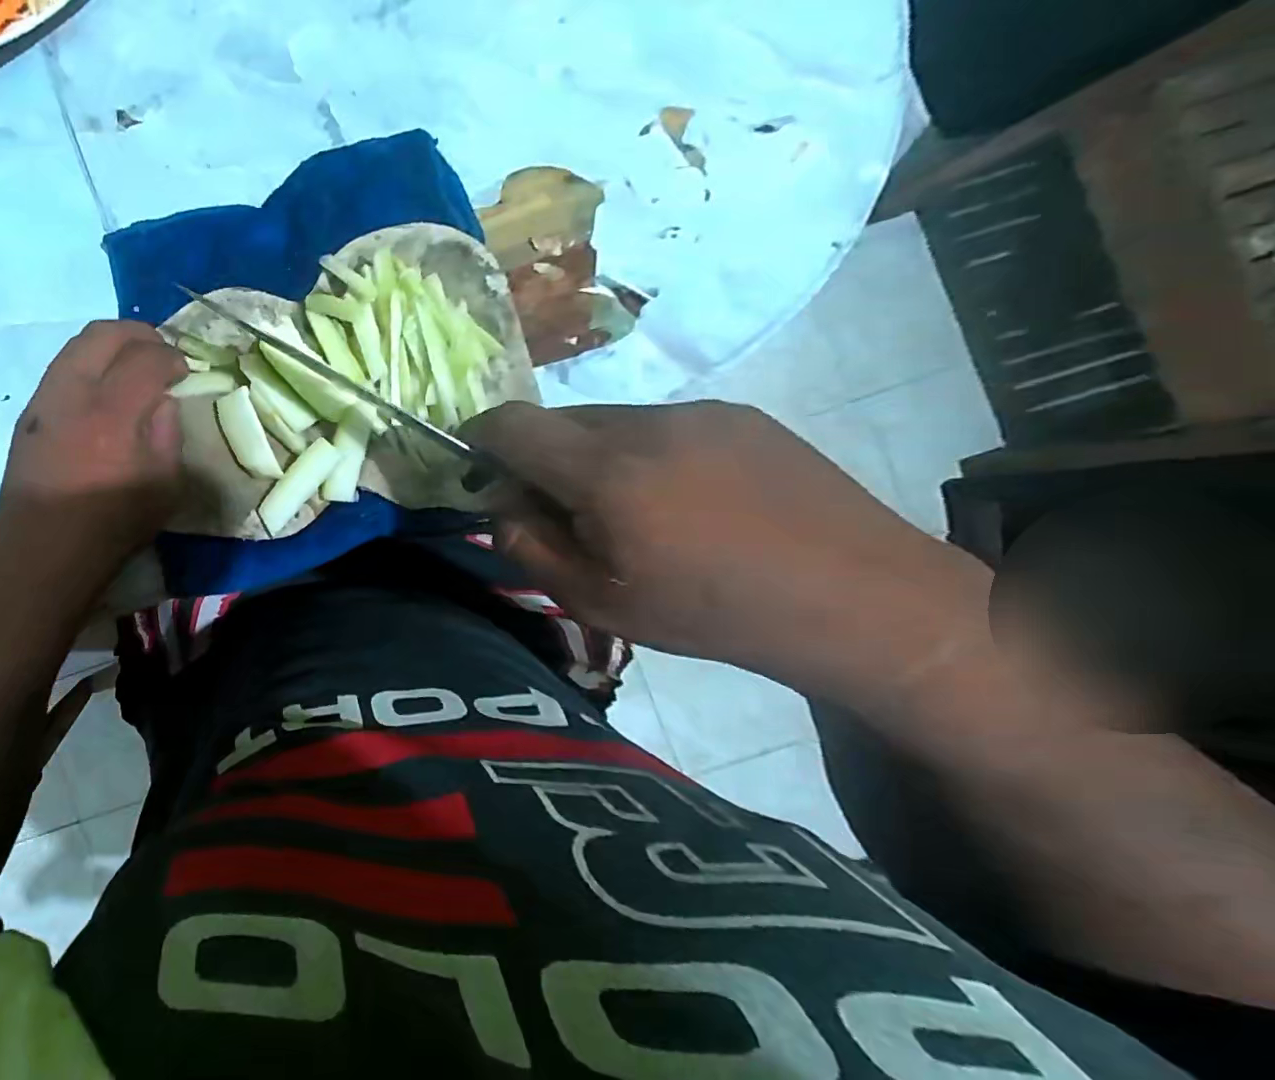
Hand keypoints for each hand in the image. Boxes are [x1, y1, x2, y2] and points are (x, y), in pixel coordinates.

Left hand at [0, 321, 185, 575]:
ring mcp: (44, 400)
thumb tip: (163, 401)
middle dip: (140, 335)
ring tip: (132, 364)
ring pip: (77, 345)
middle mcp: (73, 394)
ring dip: (111, 344)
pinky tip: (103, 389)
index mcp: (114, 415)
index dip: (172, 357)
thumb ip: (170, 434)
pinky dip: (89, 363)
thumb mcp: (165, 488)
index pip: (146, 359)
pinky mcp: (28, 414)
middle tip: (161, 352)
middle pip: (105, 334)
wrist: (45, 551)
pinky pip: (61, 368)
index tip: (186, 371)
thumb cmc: (112, 526)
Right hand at [464, 401, 992, 707]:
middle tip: (561, 514)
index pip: (512, 424)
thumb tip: (501, 504)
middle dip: (540, 460)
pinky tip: (684, 503)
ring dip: (593, 458)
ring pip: (610, 422)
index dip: (480, 438)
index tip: (478, 468)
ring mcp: (699, 412)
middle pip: (559, 422)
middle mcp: (647, 422)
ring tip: (632, 515)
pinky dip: (642, 455)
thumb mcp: (598, 601)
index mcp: (606, 472)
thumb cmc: (711, 613)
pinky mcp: (739, 415)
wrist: (855, 598)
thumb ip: (530, 547)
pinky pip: (661, 425)